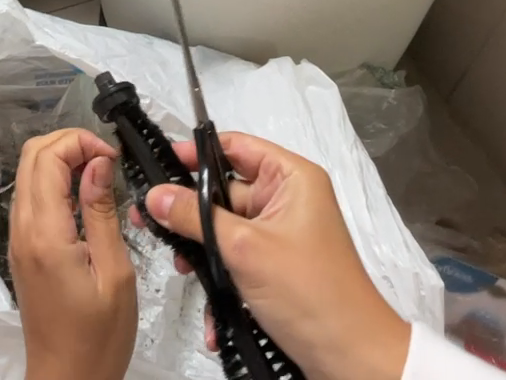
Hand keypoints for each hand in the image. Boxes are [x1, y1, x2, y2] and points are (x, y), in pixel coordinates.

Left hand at [9, 128, 137, 379]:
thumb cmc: (98, 337)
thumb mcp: (115, 273)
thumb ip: (102, 212)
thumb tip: (99, 162)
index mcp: (45, 233)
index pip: (48, 158)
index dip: (79, 142)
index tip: (111, 156)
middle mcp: (22, 228)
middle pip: (31, 155)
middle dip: (69, 143)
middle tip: (106, 158)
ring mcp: (18, 237)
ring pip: (28, 172)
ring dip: (61, 159)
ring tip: (99, 173)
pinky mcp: (22, 247)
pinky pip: (31, 195)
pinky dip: (54, 180)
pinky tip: (83, 195)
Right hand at [144, 133, 410, 379]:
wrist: (352, 361)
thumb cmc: (307, 291)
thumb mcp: (244, 248)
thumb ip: (194, 217)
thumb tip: (153, 195)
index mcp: (291, 178)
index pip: (236, 146)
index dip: (197, 153)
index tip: (161, 164)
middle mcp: (286, 199)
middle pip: (224, 190)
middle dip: (191, 212)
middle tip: (153, 222)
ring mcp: (280, 234)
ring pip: (225, 227)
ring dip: (202, 249)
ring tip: (181, 268)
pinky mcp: (274, 266)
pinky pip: (236, 258)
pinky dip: (220, 277)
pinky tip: (208, 307)